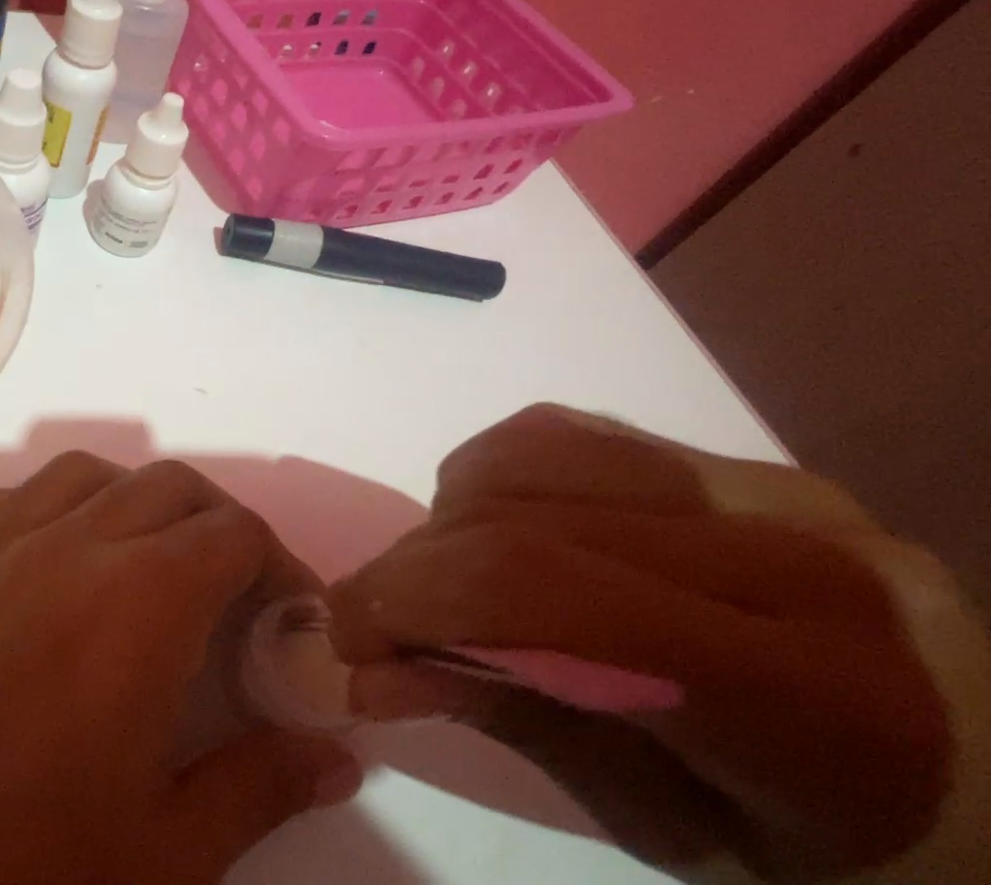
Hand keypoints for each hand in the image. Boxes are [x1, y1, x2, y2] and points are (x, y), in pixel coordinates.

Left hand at [0, 453, 360, 884]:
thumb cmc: (35, 862)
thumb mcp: (171, 845)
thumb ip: (261, 784)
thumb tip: (334, 757)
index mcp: (140, 600)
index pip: (235, 535)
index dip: (279, 567)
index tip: (289, 617)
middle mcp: (70, 545)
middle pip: (171, 488)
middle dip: (219, 527)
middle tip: (235, 593)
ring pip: (90, 474)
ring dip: (137, 502)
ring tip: (152, 564)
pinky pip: (15, 497)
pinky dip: (58, 506)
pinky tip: (62, 561)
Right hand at [329, 405, 990, 883]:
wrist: (985, 780)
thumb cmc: (829, 845)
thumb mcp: (671, 828)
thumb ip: (518, 722)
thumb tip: (369, 671)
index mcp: (809, 690)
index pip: (544, 590)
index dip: (413, 599)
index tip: (350, 641)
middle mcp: (796, 552)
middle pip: (520, 514)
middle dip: (410, 567)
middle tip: (373, 626)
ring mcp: (773, 488)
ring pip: (533, 454)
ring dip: (449, 518)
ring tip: (449, 584)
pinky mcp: (745, 462)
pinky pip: (570, 433)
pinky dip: (498, 478)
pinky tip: (508, 537)